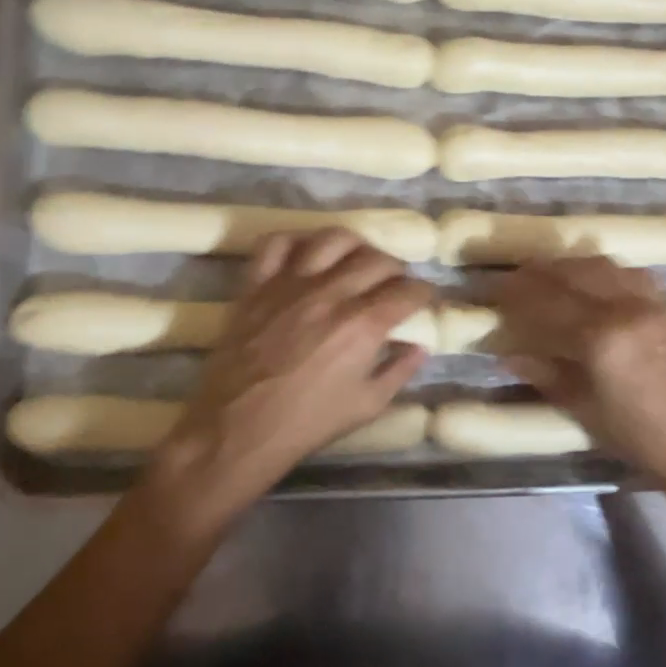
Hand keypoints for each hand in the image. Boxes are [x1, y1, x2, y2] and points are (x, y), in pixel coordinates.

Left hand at [150, 229, 430, 519]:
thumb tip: (419, 347)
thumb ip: (399, 372)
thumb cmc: (308, 422)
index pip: (407, 291)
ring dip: (355, 246)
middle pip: (376, 260)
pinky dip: (296, 241)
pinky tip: (306, 254)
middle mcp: (331, 294)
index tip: (424, 298)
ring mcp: (290, 284)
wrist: (240, 426)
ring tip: (357, 260)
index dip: (424, 292)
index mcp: (363, 325)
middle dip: (396, 269)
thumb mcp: (367, 405)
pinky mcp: (257, 285)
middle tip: (395, 284)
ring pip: (332, 240)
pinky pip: (277, 244)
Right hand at [494, 257, 665, 491]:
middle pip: (572, 274)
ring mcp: (648, 305)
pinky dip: (602, 270)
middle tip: (513, 278)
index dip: (516, 296)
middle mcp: (624, 309)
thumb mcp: (583, 409)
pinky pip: (629, 274)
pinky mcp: (665, 309)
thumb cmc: (635, 435)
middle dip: (538, 272)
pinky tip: (591, 280)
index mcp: (600, 337)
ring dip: (569, 265)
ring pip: (602, 266)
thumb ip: (547, 374)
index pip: (547, 303)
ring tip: (547, 274)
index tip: (493, 290)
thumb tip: (509, 353)